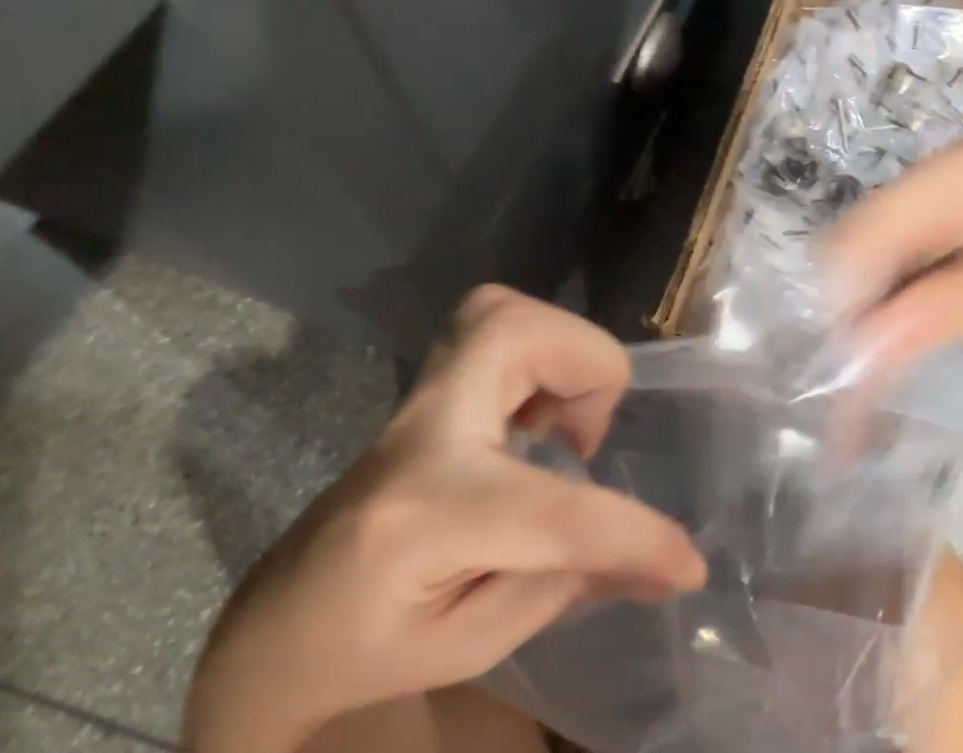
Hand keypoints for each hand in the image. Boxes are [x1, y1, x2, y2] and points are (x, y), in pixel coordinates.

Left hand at [184, 288, 706, 752]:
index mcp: (426, 517)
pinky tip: (539, 421)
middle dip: (589, 367)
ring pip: (503, 313)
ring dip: (564, 354)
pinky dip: (541, 357)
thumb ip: (569, 585)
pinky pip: (492, 330)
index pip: (558, 511)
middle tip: (588, 441)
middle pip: (514, 331)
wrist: (275, 627)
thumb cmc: (365, 650)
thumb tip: (664, 563)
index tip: (687, 564)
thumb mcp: (473, 642)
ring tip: (565, 428)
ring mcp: (415, 405)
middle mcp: (421, 436)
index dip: (640, 537)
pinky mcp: (424, 396)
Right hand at [827, 135, 962, 365]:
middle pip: (861, 249)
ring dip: (870, 316)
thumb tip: (861, 344)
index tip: (835, 382)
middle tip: (846, 396)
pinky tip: (906, 345)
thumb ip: (944, 310)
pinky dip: (903, 304)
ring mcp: (956, 195)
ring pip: (884, 258)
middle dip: (845, 319)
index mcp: (948, 181)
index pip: (854, 245)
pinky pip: (915, 259)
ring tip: (865, 383)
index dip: (833, 312)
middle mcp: (939, 178)